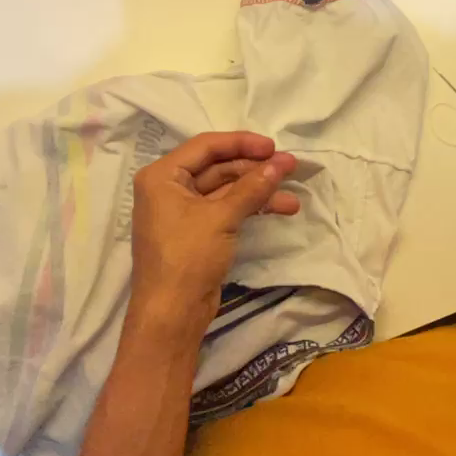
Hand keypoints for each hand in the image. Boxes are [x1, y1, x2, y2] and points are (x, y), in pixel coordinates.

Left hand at [131, 132, 298, 323]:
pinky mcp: (199, 233)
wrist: (172, 312)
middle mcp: (170, 189)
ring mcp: (184, 212)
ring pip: (227, 190)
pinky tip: (278, 209)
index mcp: (162, 176)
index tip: (273, 147)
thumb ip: (252, 187)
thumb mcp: (221, 218)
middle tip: (290, 168)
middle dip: (255, 168)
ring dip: (259, 191)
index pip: (206, 147)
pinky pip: (227, 210)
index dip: (241, 143)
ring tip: (293, 197)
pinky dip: (251, 208)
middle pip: (218, 167)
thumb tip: (281, 164)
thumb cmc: (187, 257)